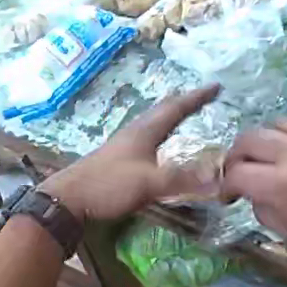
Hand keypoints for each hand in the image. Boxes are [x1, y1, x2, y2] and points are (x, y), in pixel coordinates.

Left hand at [41, 85, 220, 220]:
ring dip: (170, 116)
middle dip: (184, 102)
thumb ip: (182, 179)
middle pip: (162, 110)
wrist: (68, 199)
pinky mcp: (117, 158)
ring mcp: (123, 144)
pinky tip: (158, 145)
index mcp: (144, 131)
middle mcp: (134, 131)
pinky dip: (160, 133)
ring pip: (152, 123)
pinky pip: (146, 137)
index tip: (215, 87)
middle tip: (202, 97)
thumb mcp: (149, 183)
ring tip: (183, 114)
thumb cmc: (108, 185)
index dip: (196, 98)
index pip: (175, 108)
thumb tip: (218, 176)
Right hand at [223, 119, 286, 286]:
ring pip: (278, 125)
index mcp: (286, 186)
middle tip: (243, 174)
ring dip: (266, 142)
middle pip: (250, 138)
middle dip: (239, 156)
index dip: (225, 184)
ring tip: (272, 162)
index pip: (237, 172)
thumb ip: (271, 214)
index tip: (228, 195)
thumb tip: (257, 197)